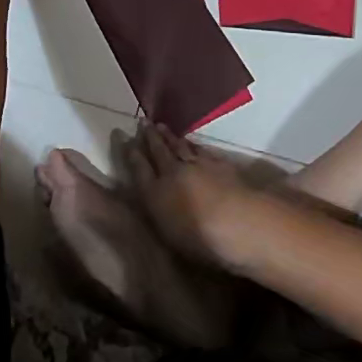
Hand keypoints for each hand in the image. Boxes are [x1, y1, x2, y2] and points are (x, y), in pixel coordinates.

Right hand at [121, 121, 258, 268]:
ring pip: (179, 145)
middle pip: (158, 150)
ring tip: (162, 127)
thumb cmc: (198, 239)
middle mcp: (172, 172)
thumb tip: (151, 197)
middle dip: (149, 137)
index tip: (126, 140)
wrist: (235, 221)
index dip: (132, 154)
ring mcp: (196, 164)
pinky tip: (190, 141)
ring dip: (169, 136)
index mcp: (154, 193)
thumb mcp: (167, 232)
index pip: (139, 169)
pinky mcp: (217, 162)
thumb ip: (157, 211)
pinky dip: (192, 143)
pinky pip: (199, 149)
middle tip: (144, 122)